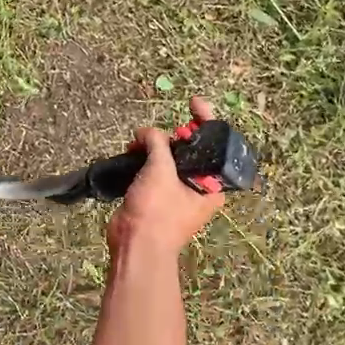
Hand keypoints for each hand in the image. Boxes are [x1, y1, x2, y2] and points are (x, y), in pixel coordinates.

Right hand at [105, 97, 228, 261]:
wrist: (136, 243)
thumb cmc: (157, 210)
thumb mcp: (160, 172)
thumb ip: (159, 145)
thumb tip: (148, 132)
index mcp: (211, 186)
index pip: (214, 146)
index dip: (206, 121)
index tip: (194, 102)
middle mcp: (197, 186)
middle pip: (189, 149)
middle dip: (171, 136)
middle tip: (153, 134)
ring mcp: (175, 190)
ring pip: (168, 157)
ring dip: (152, 146)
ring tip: (135, 144)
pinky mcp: (154, 193)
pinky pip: (153, 167)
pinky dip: (143, 156)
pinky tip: (130, 153)